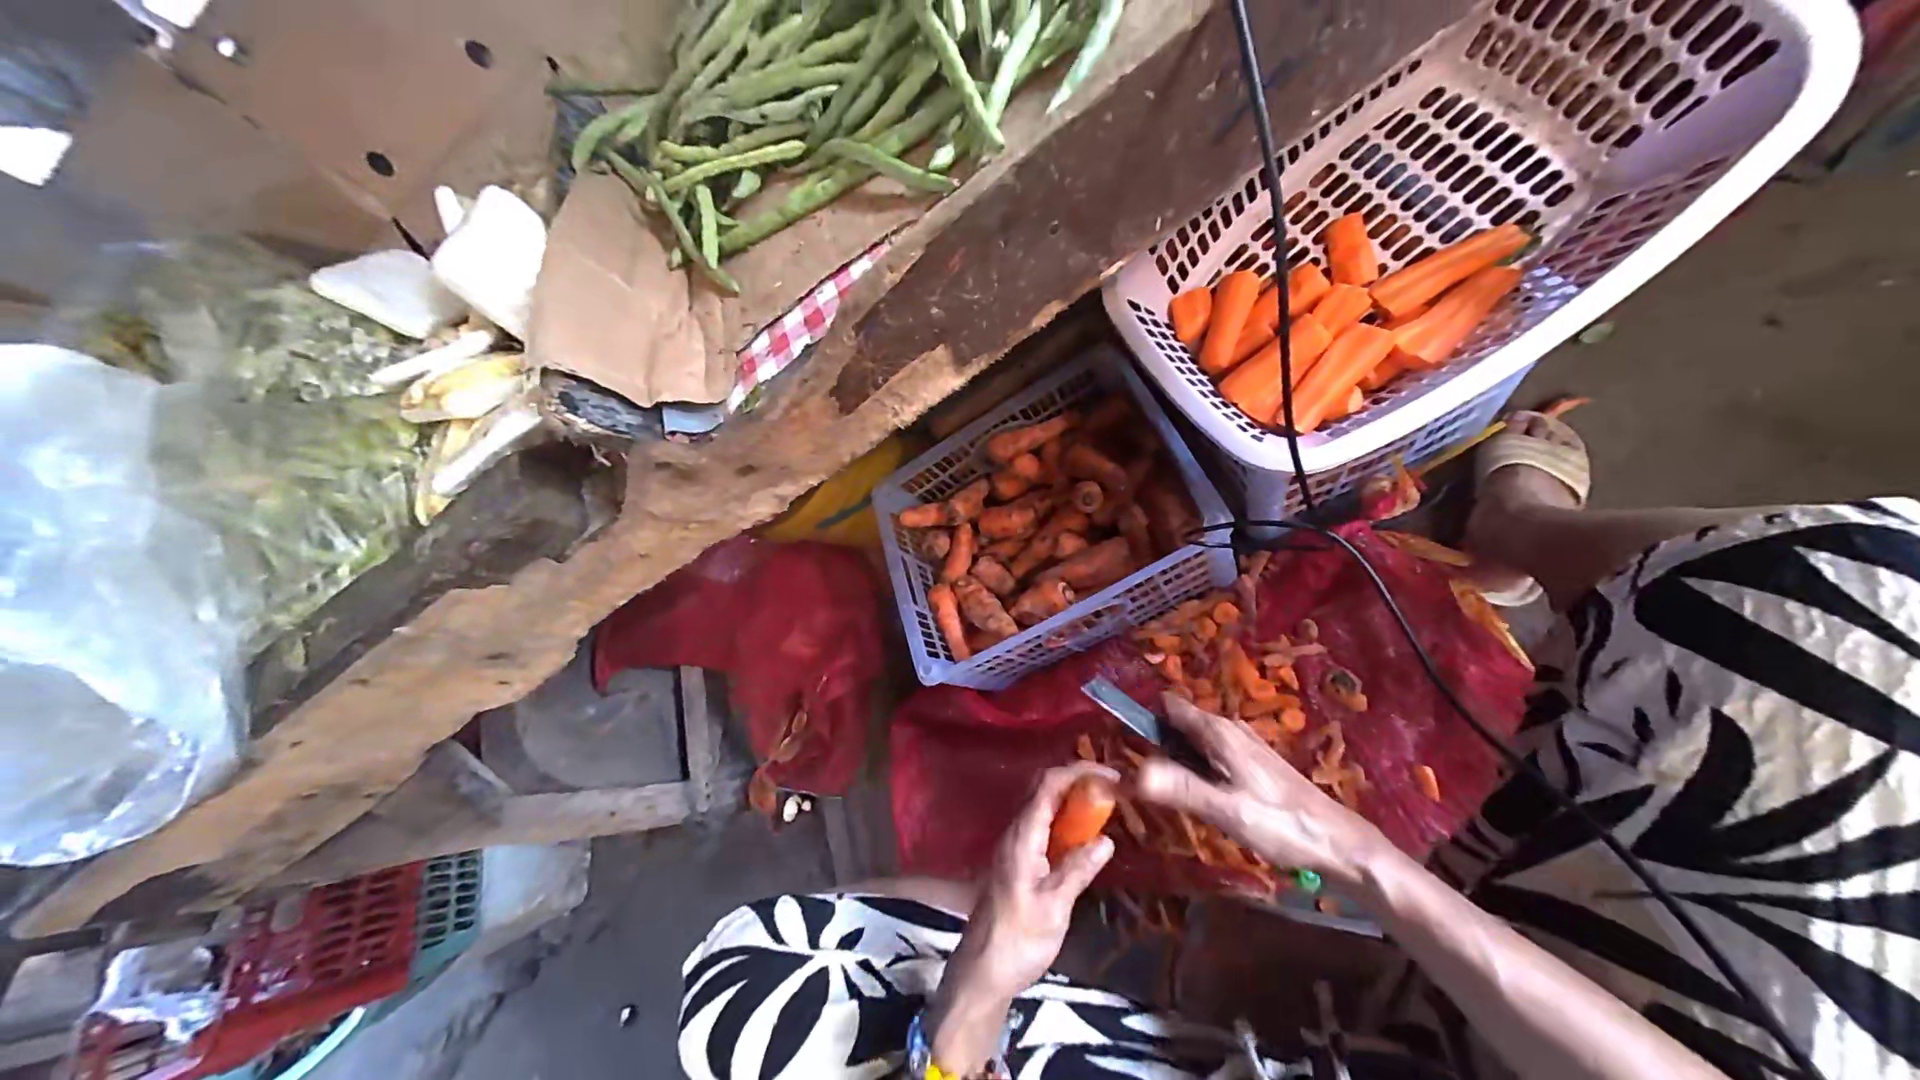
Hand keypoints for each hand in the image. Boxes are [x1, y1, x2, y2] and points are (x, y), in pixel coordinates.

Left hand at [926, 762, 1118, 1072]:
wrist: (984, 970)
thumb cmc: (1017, 940)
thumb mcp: (1053, 908)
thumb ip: (1077, 870)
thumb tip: (1106, 840)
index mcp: (1022, 837)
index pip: (1048, 785)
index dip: (1078, 772)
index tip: (1111, 775)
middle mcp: (1016, 832)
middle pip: (1044, 788)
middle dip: (1077, 778)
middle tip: (1113, 786)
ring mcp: (1017, 844)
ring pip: (1044, 804)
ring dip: (1073, 797)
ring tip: (1107, 802)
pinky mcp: (1020, 858)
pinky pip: (1045, 824)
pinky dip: (1067, 818)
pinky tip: (1087, 831)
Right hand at [1134, 693, 1396, 890]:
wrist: (1338, 843)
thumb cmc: (1280, 824)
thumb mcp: (1223, 810)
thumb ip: (1176, 788)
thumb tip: (1126, 773)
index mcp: (1217, 731)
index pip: (1166, 706)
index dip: (1143, 720)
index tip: (1126, 749)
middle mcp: (1227, 728)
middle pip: (1177, 724)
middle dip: (1157, 747)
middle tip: (1150, 787)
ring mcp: (1241, 745)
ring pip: (1192, 742)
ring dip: (1177, 762)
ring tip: (1173, 798)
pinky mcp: (1251, 763)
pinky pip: (1209, 756)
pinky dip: (1197, 771)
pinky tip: (1203, 802)